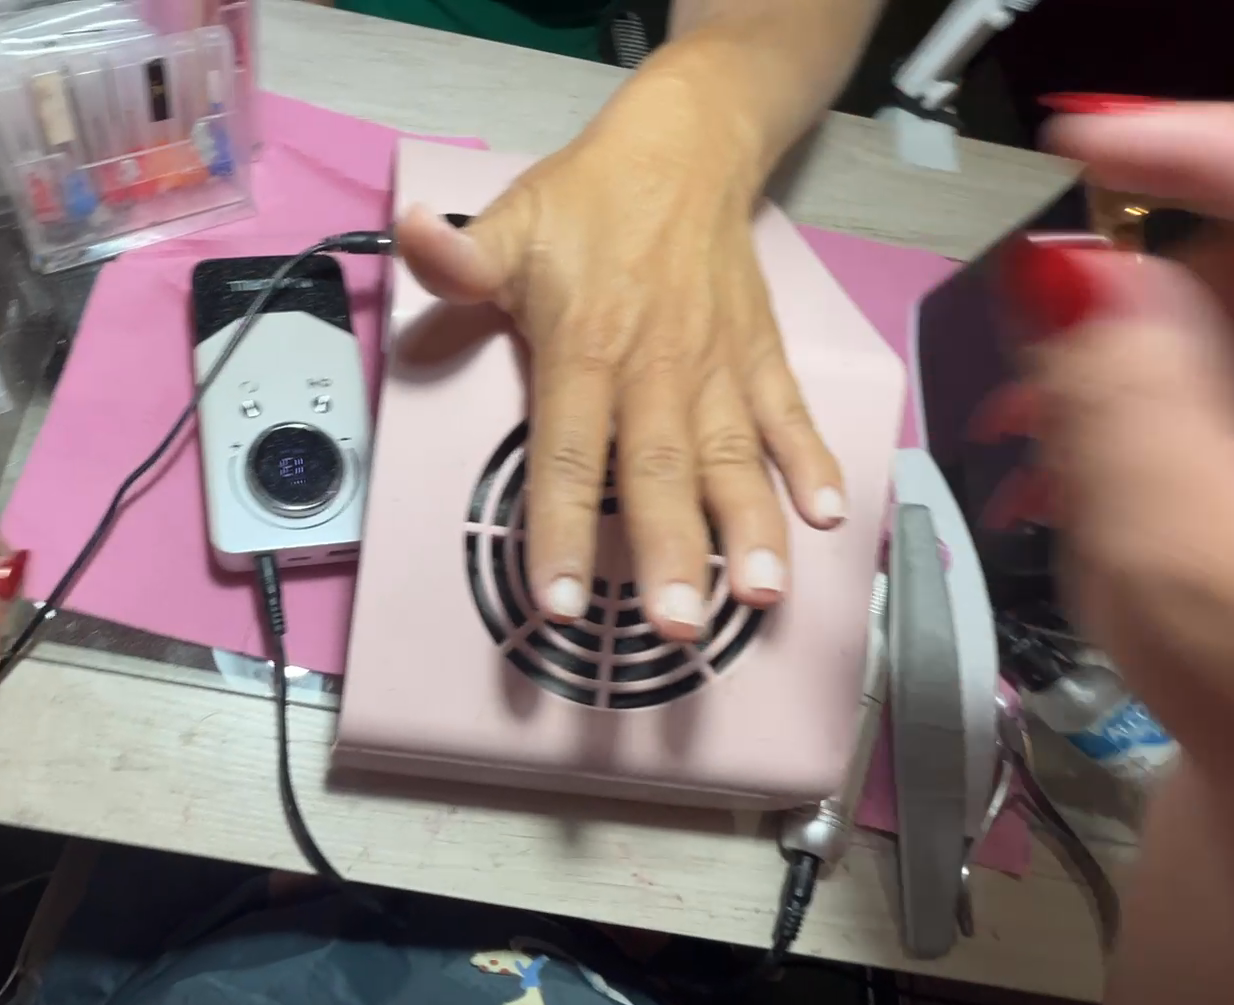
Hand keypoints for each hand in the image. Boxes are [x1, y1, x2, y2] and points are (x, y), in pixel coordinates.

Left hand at [395, 72, 845, 641]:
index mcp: (586, 351)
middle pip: (659, 474)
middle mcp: (656, 371)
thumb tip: (406, 235)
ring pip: (732, 457)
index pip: (569, 457)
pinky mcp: (760, 353)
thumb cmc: (585, 201)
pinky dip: (809, 461)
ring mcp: (717, 365)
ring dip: (749, 527)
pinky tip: (827, 515)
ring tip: (761, 596)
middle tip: (674, 627)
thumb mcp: (511, 225)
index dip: (561, 532)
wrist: (685, 148)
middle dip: (670, 553)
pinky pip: (788, 412)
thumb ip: (461, 257)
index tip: (562, 604)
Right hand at [1008, 102, 1233, 768]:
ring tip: (1032, 448)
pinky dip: (1155, 398)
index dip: (1201, 154)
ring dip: (1124, 366)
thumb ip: (1110, 394)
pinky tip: (1086, 458)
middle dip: (1131, 309)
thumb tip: (1062, 272)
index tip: (1084, 136)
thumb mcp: (1164, 542)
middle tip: (1028, 387)